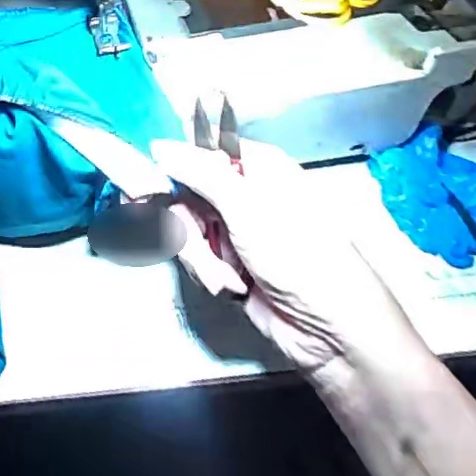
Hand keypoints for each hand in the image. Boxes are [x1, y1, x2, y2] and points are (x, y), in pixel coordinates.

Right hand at [153, 139, 424, 372]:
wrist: (329, 329)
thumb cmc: (296, 252)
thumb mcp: (246, 205)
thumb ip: (199, 173)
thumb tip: (159, 145)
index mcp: (256, 164)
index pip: (201, 150)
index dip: (173, 164)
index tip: (145, 182)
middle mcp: (243, 191)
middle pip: (185, 191)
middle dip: (186, 222)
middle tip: (186, 237)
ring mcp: (236, 229)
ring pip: (187, 227)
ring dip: (201, 255)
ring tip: (228, 276)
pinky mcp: (229, 263)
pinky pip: (197, 257)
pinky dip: (210, 273)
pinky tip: (233, 288)